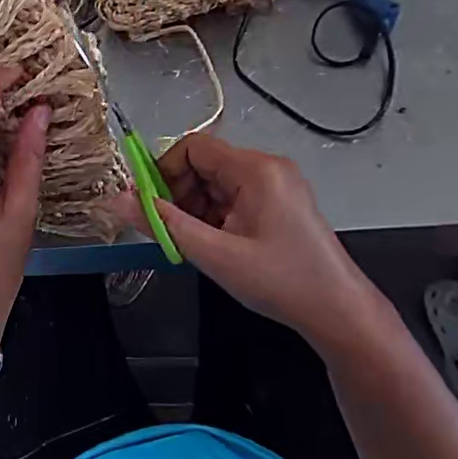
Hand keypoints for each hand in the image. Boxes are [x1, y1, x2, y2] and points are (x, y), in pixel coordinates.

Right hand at [116, 132, 389, 347]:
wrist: (337, 311)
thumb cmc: (280, 282)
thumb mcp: (214, 254)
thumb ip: (163, 224)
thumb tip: (120, 200)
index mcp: (256, 170)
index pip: (194, 147)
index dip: (164, 171)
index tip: (150, 204)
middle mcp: (268, 167)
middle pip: (204, 164)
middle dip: (179, 194)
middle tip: (171, 230)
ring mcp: (276, 184)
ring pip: (216, 183)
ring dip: (196, 208)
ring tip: (198, 244)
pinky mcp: (279, 201)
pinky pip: (233, 196)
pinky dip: (215, 216)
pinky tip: (216, 244)